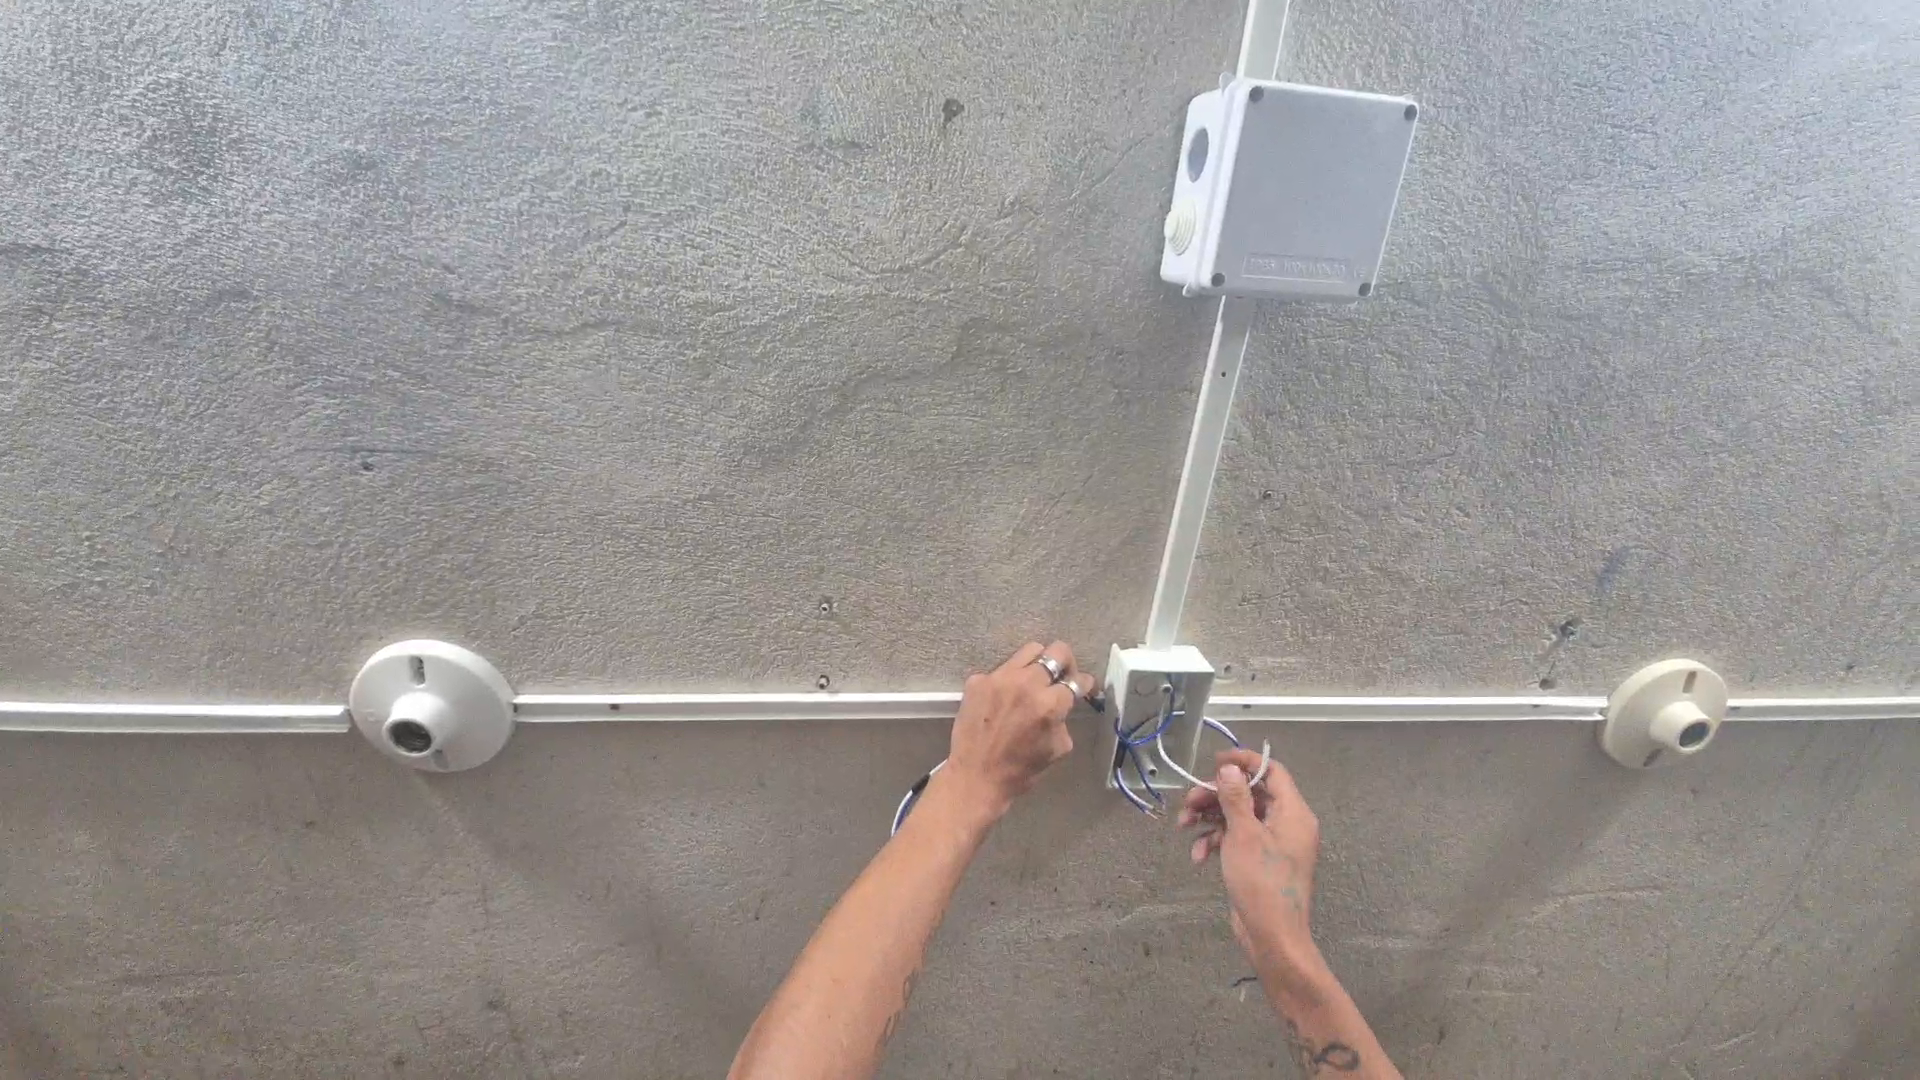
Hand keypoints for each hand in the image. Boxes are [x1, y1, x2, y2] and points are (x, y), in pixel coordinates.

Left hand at [942, 642, 1081, 818]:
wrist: (975, 777)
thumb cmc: (1020, 770)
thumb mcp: (1058, 747)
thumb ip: (1064, 717)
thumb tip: (1065, 700)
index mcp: (1049, 704)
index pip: (1077, 680)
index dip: (1084, 683)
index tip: (1082, 685)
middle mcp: (1026, 683)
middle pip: (1057, 651)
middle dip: (1066, 662)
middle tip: (1063, 676)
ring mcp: (999, 678)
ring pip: (1029, 651)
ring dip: (1039, 664)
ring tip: (1036, 680)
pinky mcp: (978, 680)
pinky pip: (1001, 670)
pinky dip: (1008, 681)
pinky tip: (1005, 698)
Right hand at [1180, 748, 1326, 992]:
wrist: (1272, 938)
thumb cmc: (1262, 882)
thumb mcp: (1243, 834)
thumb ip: (1235, 797)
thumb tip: (1230, 768)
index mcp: (1293, 813)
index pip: (1271, 771)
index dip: (1244, 762)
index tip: (1215, 761)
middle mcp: (1286, 823)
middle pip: (1248, 793)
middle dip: (1215, 796)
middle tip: (1189, 801)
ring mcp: (1272, 843)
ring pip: (1237, 815)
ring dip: (1209, 818)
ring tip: (1184, 826)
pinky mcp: (1259, 860)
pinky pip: (1236, 838)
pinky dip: (1216, 842)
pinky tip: (1199, 856)